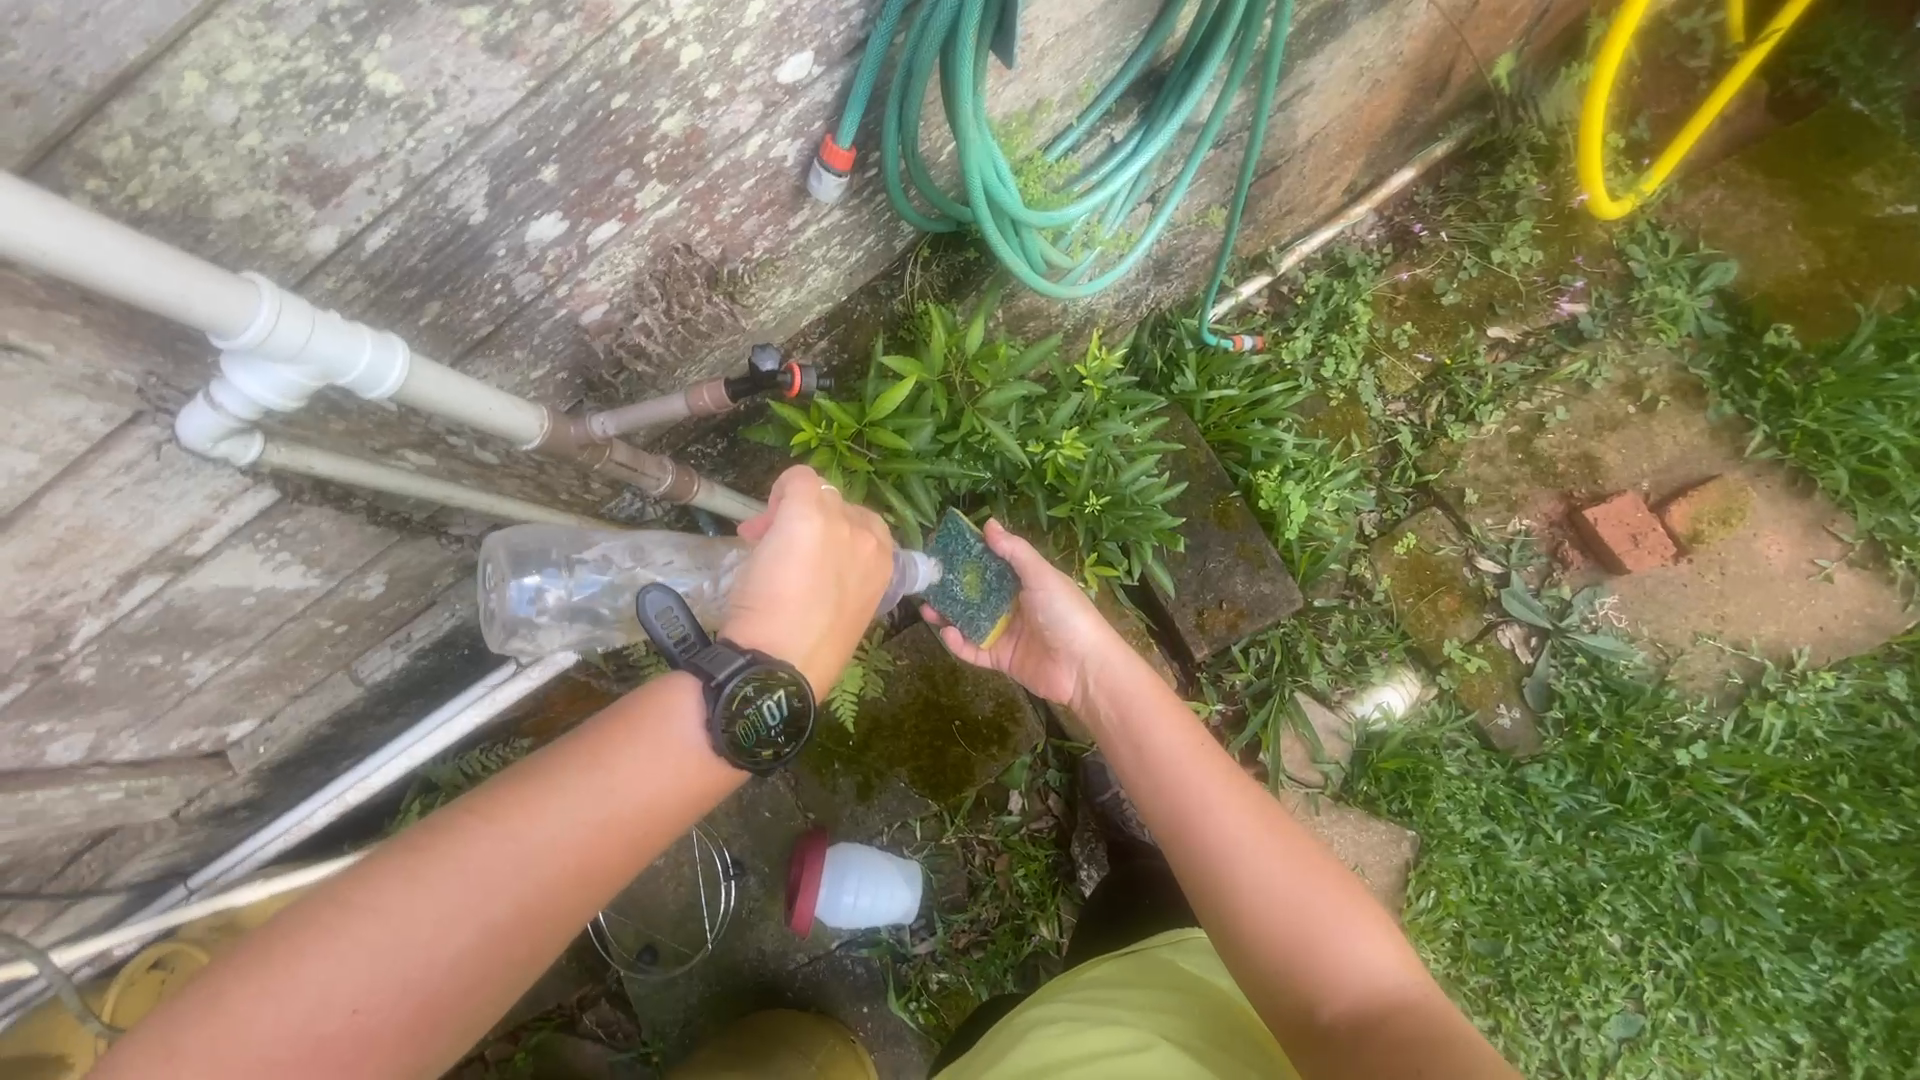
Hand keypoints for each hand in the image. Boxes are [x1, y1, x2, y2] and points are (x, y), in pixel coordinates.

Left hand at [724, 466, 894, 697]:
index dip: (834, 536)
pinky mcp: (807, 513)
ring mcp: (840, 523)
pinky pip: (799, 478)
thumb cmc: (810, 650)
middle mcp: (870, 539)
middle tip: (781, 551)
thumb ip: (842, 579)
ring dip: (793, 512)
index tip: (809, 560)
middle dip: (813, 523)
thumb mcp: (846, 612)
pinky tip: (759, 523)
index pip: (866, 528)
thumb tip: (816, 565)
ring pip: (818, 495)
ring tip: (764, 543)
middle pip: (840, 508)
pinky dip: (779, 491)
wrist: (782, 661)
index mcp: (887, 565)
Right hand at [921, 519, 1128, 713]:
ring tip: (927, 608)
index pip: (992, 566)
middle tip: (927, 583)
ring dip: (948, 616)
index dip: (968, 558)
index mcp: (1025, 582)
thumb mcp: (1041, 575)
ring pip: (970, 622)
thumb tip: (989, 522)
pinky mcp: (1001, 659)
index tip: (943, 551)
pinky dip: (958, 644)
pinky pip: (974, 650)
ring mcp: (1006, 634)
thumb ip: (1014, 551)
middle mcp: (1014, 606)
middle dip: (952, 590)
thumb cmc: (1066, 613)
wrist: (1084, 666)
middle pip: (976, 595)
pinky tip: (947, 632)